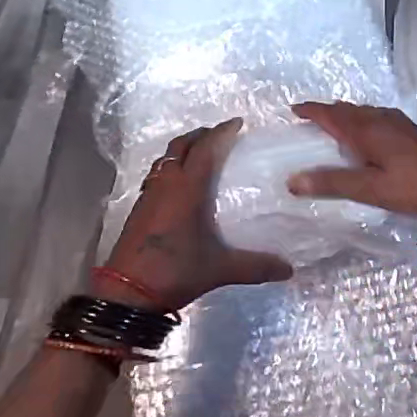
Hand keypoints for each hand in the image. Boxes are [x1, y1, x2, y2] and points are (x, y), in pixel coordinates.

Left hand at [102, 118, 293, 309]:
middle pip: (181, 146)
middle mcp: (166, 184)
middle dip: (201, 135)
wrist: (127, 292)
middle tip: (220, 136)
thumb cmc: (174, 271)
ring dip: (183, 150)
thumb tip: (288, 270)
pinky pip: (157, 175)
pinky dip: (171, 169)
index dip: (222, 132)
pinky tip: (180, 186)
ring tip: (201, 156)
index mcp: (187, 189)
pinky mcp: (139, 209)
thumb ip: (255, 266)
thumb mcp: (219, 269)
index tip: (238, 123)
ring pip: (166, 159)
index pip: (206, 149)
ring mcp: (149, 195)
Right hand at [285, 101, 416, 215]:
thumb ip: (331, 183)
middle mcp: (378, 119)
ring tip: (333, 125)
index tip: (294, 110)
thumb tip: (293, 180)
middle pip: (346, 110)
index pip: (331, 114)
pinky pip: (375, 117)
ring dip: (345, 115)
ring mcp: (396, 122)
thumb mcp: (368, 188)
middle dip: (326, 112)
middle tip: (309, 119)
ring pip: (362, 112)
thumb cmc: (410, 185)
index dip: (312, 111)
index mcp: (365, 130)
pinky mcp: (408, 130)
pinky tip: (367, 133)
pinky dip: (361, 120)